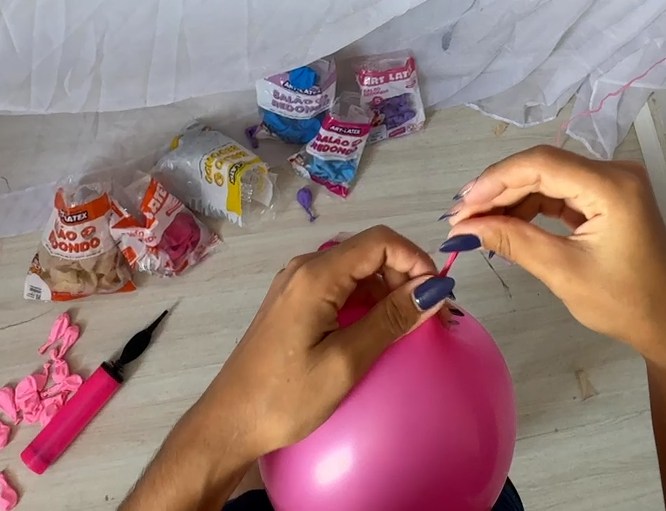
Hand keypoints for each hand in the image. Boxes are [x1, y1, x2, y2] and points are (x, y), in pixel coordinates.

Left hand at [182, 226, 454, 464]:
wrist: (227, 425)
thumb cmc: (284, 398)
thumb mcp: (345, 362)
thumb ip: (390, 320)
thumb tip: (434, 289)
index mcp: (317, 273)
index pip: (381, 241)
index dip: (417, 259)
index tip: (438, 296)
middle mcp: (307, 267)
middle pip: (371, 251)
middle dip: (407, 275)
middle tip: (433, 317)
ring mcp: (299, 283)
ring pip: (358, 269)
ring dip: (390, 289)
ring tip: (413, 325)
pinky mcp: (296, 301)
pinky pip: (343, 287)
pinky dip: (369, 301)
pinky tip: (381, 330)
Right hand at [445, 145, 665, 361]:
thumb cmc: (624, 304)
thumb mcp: (563, 272)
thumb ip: (514, 241)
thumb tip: (465, 227)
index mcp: (612, 186)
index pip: (541, 164)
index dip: (496, 180)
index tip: (462, 205)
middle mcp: (614, 172)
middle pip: (543, 167)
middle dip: (499, 190)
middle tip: (461, 217)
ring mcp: (612, 182)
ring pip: (548, 177)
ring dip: (512, 198)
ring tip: (477, 222)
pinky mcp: (607, 195)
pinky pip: (561, 190)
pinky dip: (532, 205)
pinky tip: (505, 221)